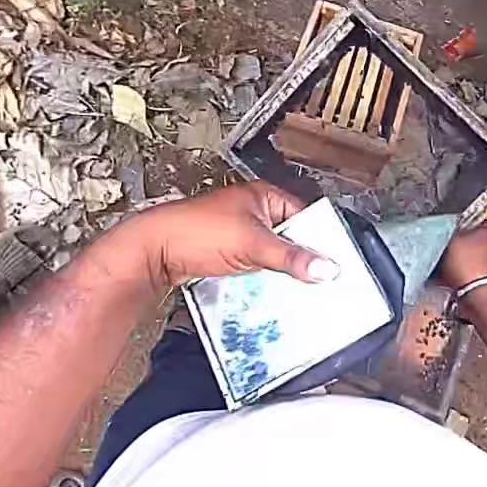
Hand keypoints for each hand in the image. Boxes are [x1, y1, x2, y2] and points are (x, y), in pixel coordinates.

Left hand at [101, 182, 340, 290]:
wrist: (153, 250)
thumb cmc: (196, 231)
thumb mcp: (252, 244)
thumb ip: (291, 257)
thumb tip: (326, 267)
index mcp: (263, 196)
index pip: (305, 216)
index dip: (319, 238)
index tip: (333, 263)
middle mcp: (253, 211)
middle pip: (289, 237)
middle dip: (300, 258)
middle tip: (317, 278)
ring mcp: (240, 232)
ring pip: (272, 253)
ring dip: (280, 269)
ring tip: (297, 287)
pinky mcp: (228, 252)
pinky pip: (256, 265)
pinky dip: (264, 276)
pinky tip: (271, 289)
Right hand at [439, 224, 486, 288]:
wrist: (479, 297)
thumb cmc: (470, 266)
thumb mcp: (450, 238)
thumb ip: (445, 229)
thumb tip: (439, 227)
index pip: (467, 219)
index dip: (450, 224)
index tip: (439, 230)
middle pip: (465, 239)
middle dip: (450, 245)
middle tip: (439, 248)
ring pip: (463, 257)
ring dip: (451, 261)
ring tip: (441, 264)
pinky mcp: (485, 280)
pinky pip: (465, 272)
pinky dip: (455, 274)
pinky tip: (445, 277)